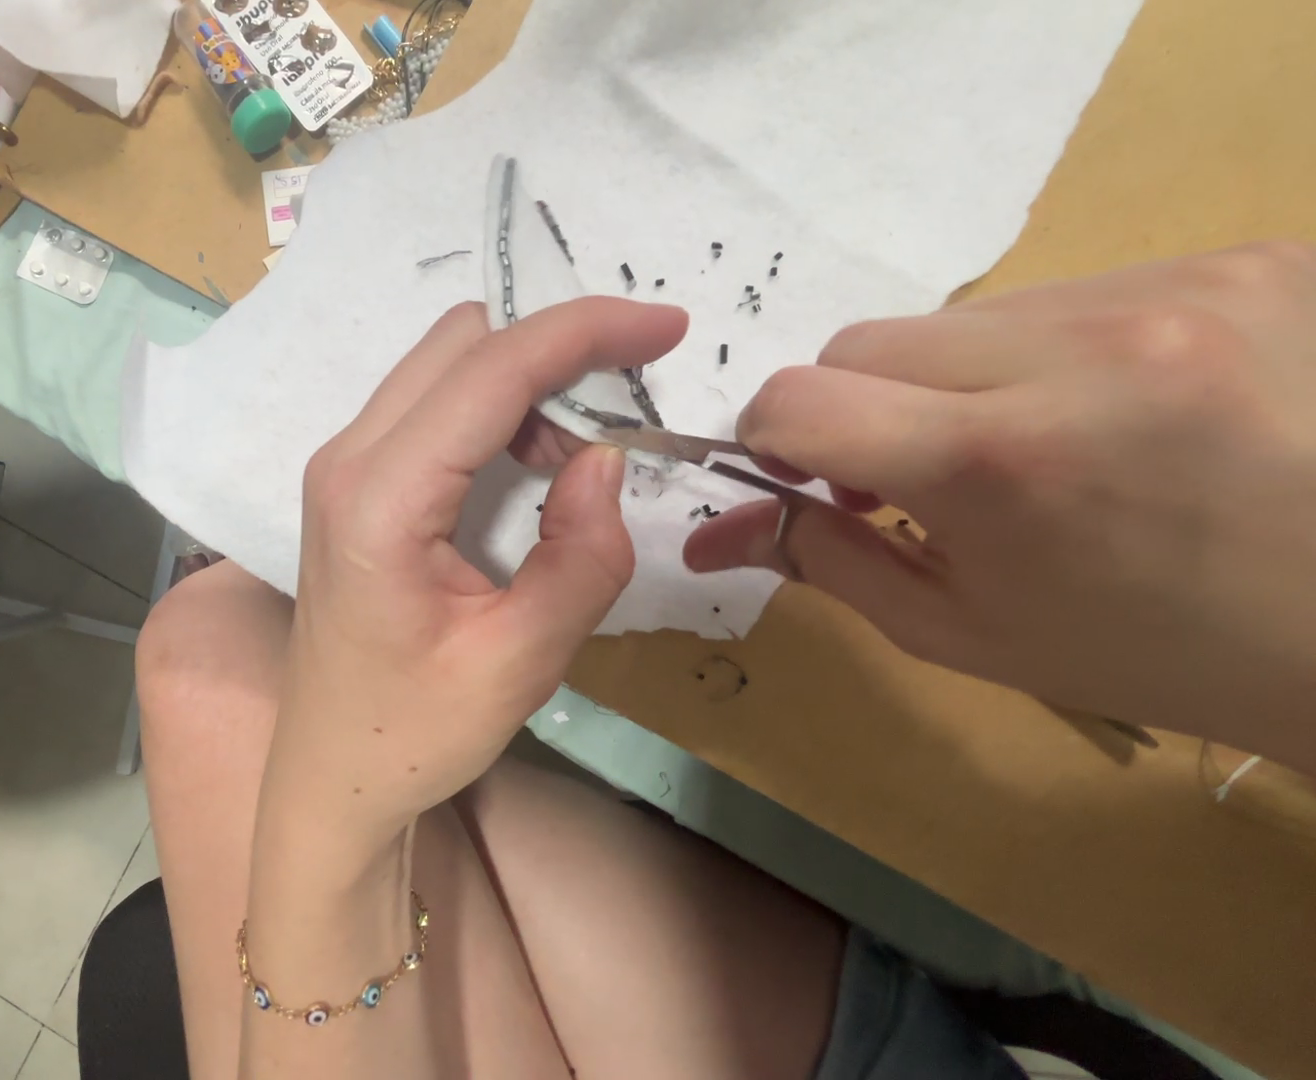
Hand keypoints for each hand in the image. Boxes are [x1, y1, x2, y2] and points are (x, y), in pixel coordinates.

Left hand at [257, 299, 687, 851]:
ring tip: (574, 465)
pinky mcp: (349, 484)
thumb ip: (580, 557)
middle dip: (553, 352)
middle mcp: (347, 460)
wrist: (331, 771)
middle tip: (623, 405)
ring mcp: (340, 467)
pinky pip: (428, 406)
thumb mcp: (520, 661)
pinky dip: (491, 412)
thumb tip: (602, 459)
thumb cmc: (414, 731)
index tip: (669, 329)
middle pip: (460, 346)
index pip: (490, 371)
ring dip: (522, 385)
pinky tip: (527, 472)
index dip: (585, 333)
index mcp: (381, 500)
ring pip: (443, 367)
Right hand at [687, 242, 1315, 770]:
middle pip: (863, 344)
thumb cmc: (1147, 649)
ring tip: (1025, 444)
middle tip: (904, 473)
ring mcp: (1180, 288)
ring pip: (959, 317)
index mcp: (997, 460)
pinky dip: (1044, 353)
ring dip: (949, 379)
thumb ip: (818, 558)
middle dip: (853, 408)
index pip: (799, 398)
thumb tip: (706, 537)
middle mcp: (1083, 349)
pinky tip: (1110, 410)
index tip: (799, 474)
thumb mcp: (954, 625)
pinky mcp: (1250, 256)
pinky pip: (1063, 293)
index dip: (769, 436)